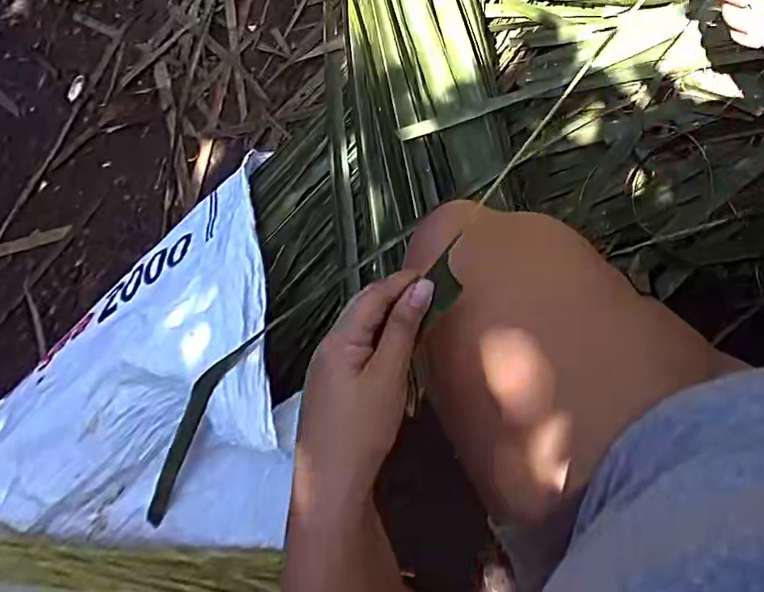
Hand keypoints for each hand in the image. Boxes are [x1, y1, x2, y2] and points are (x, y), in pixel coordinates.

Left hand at [298, 270, 434, 499]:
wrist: (330, 491)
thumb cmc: (362, 429)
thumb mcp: (389, 374)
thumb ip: (404, 327)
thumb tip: (421, 286)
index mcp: (338, 340)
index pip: (373, 295)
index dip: (403, 280)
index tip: (436, 272)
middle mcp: (328, 348)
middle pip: (363, 306)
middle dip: (395, 291)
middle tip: (431, 287)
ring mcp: (327, 368)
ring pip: (361, 325)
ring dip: (389, 312)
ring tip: (421, 308)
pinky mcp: (332, 386)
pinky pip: (358, 344)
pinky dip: (381, 333)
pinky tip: (398, 341)